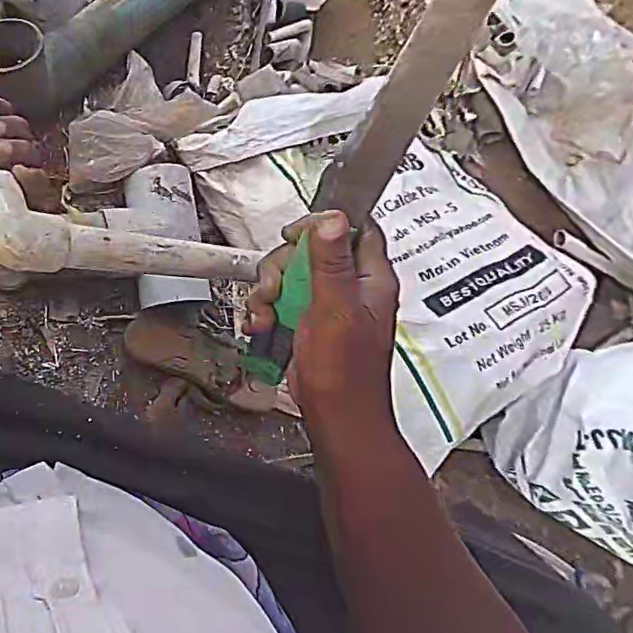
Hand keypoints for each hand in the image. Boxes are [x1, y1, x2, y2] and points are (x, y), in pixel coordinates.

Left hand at [0, 44, 40, 276]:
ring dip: (20, 164)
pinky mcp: (12, 219)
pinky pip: (40, 200)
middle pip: (25, 142)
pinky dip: (33, 191)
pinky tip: (12, 190)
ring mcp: (0, 194)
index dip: (5, 119)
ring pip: (36, 169)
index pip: (8, 122)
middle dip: (11, 141)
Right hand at [243, 211, 399, 419]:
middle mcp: (349, 288)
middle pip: (311, 252)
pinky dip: (265, 311)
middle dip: (283, 267)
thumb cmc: (345, 370)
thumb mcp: (335, 309)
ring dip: (268, 292)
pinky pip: (280, 302)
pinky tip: (263, 326)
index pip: (353, 231)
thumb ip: (332, 263)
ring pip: (290, 277)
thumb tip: (332, 219)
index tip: (296, 236)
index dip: (323, 226)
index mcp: (370, 279)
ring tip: (265, 314)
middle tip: (275, 287)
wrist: (334, 413)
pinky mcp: (305, 322)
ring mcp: (326, 306)